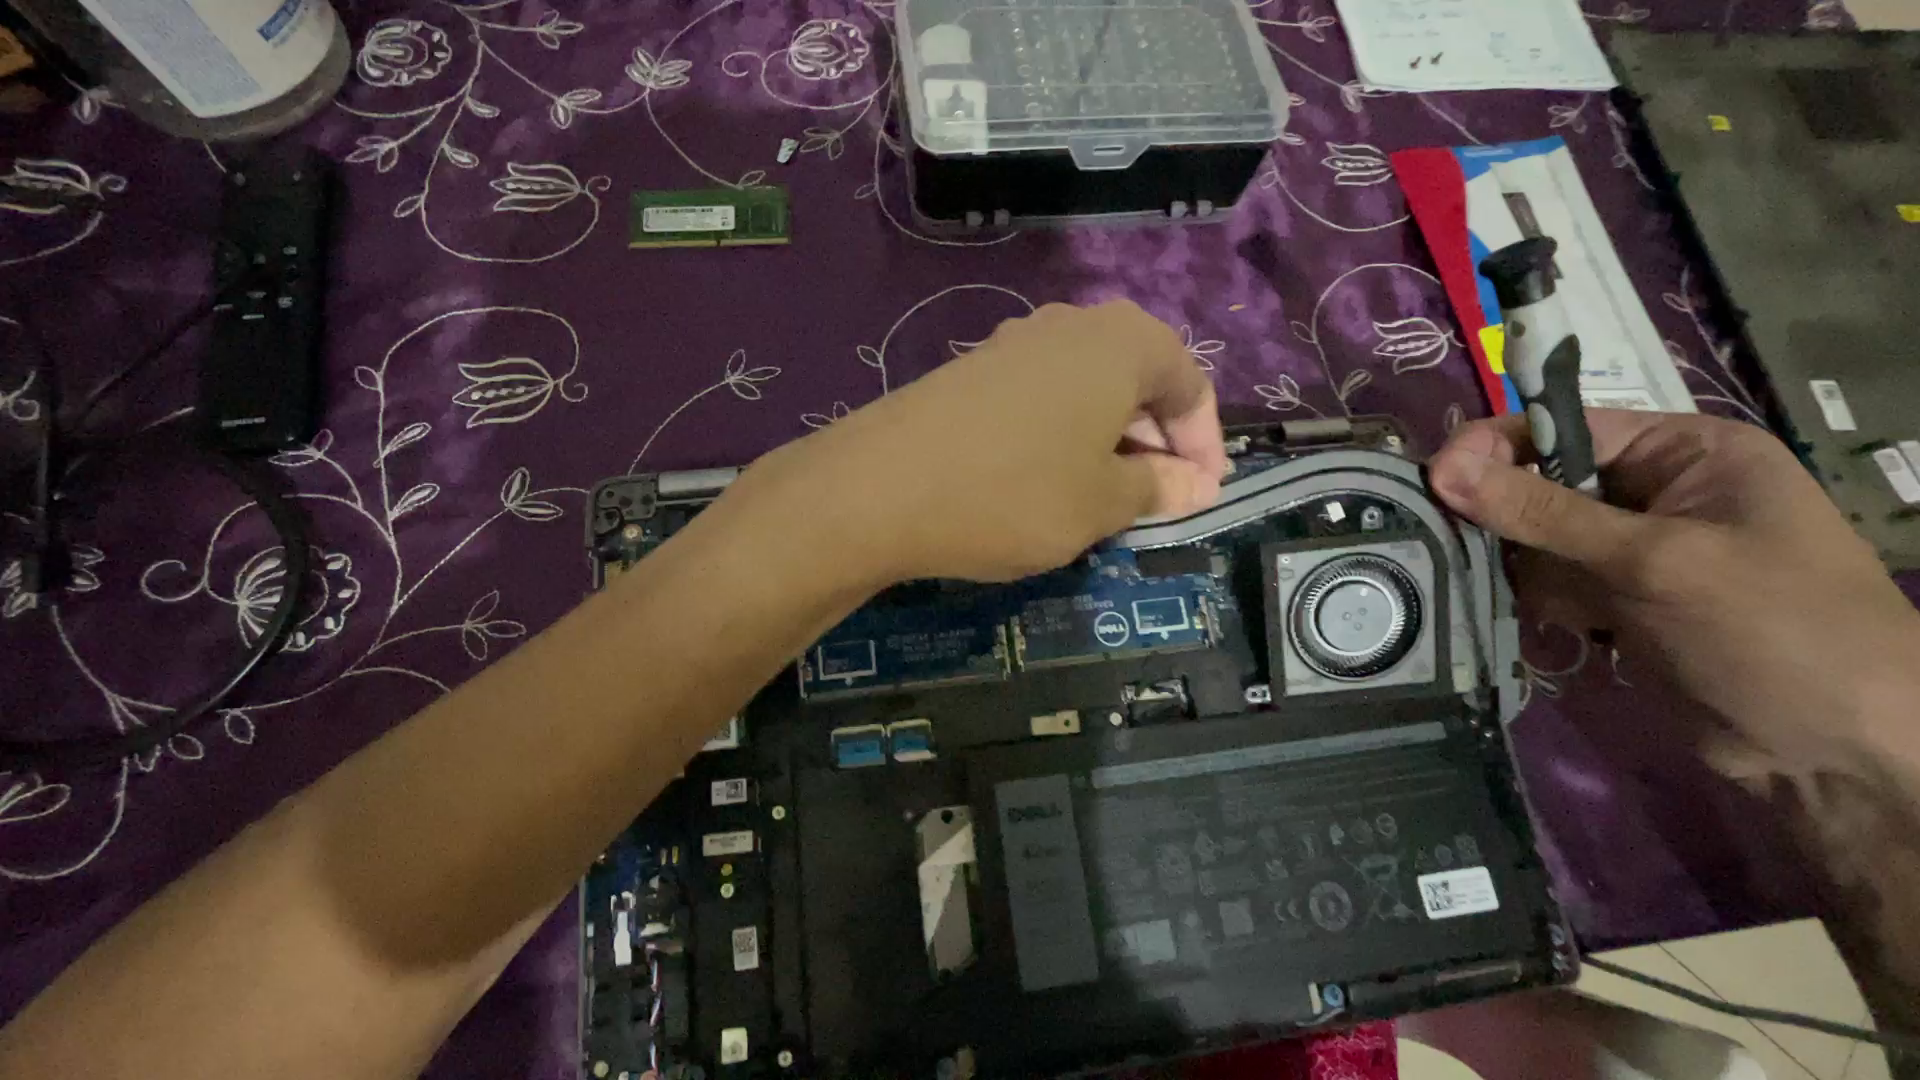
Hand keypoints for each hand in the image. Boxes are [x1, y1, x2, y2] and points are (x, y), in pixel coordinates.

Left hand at [738, 301, 1226, 583]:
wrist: (878, 488)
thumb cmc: (1014, 493)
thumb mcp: (1101, 503)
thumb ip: (1157, 488)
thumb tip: (1193, 485)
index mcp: (1123, 343)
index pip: (1191, 385)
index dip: (1205, 446)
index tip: (1202, 497)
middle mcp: (1073, 325)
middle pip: (1140, 379)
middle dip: (1157, 440)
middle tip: (1157, 499)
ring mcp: (1016, 342)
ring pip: (1090, 388)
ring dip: (1110, 438)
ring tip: (1104, 495)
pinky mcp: (974, 368)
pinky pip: (1044, 395)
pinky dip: (1064, 433)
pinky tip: (1048, 478)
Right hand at [1429, 410, 1919, 764]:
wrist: (1840, 752)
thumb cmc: (1775, 630)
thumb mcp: (1656, 561)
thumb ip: (1543, 514)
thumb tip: (1442, 469)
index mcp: (1685, 453)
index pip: (1565, 427)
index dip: (1496, 446)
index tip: (1436, 479)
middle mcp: (1654, 492)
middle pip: (1540, 483)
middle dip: (1504, 516)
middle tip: (1458, 544)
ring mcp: (1633, 551)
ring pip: (1532, 539)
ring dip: (1522, 569)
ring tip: (1544, 602)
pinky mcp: (1616, 601)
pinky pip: (1546, 584)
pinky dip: (1537, 603)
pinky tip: (1564, 629)